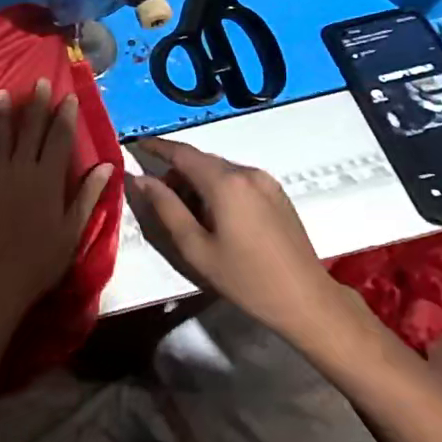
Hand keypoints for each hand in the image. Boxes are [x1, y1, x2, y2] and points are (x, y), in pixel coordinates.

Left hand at [0, 78, 114, 328]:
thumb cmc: (39, 260)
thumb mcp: (73, 231)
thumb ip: (87, 195)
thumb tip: (107, 166)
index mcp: (48, 179)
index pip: (59, 139)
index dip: (65, 116)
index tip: (68, 97)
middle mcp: (21, 170)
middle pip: (30, 130)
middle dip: (36, 105)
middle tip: (39, 81)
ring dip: (2, 114)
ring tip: (3, 92)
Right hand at [130, 137, 346, 338]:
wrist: (304, 297)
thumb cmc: (245, 278)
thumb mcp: (196, 248)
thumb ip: (166, 208)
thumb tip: (141, 179)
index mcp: (226, 182)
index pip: (183, 153)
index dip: (157, 147)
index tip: (137, 143)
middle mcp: (247, 171)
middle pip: (202, 160)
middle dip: (176, 171)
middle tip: (158, 197)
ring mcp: (266, 180)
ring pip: (221, 170)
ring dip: (198, 181)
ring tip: (186, 213)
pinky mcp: (277, 192)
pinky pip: (239, 180)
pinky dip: (219, 187)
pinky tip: (214, 215)